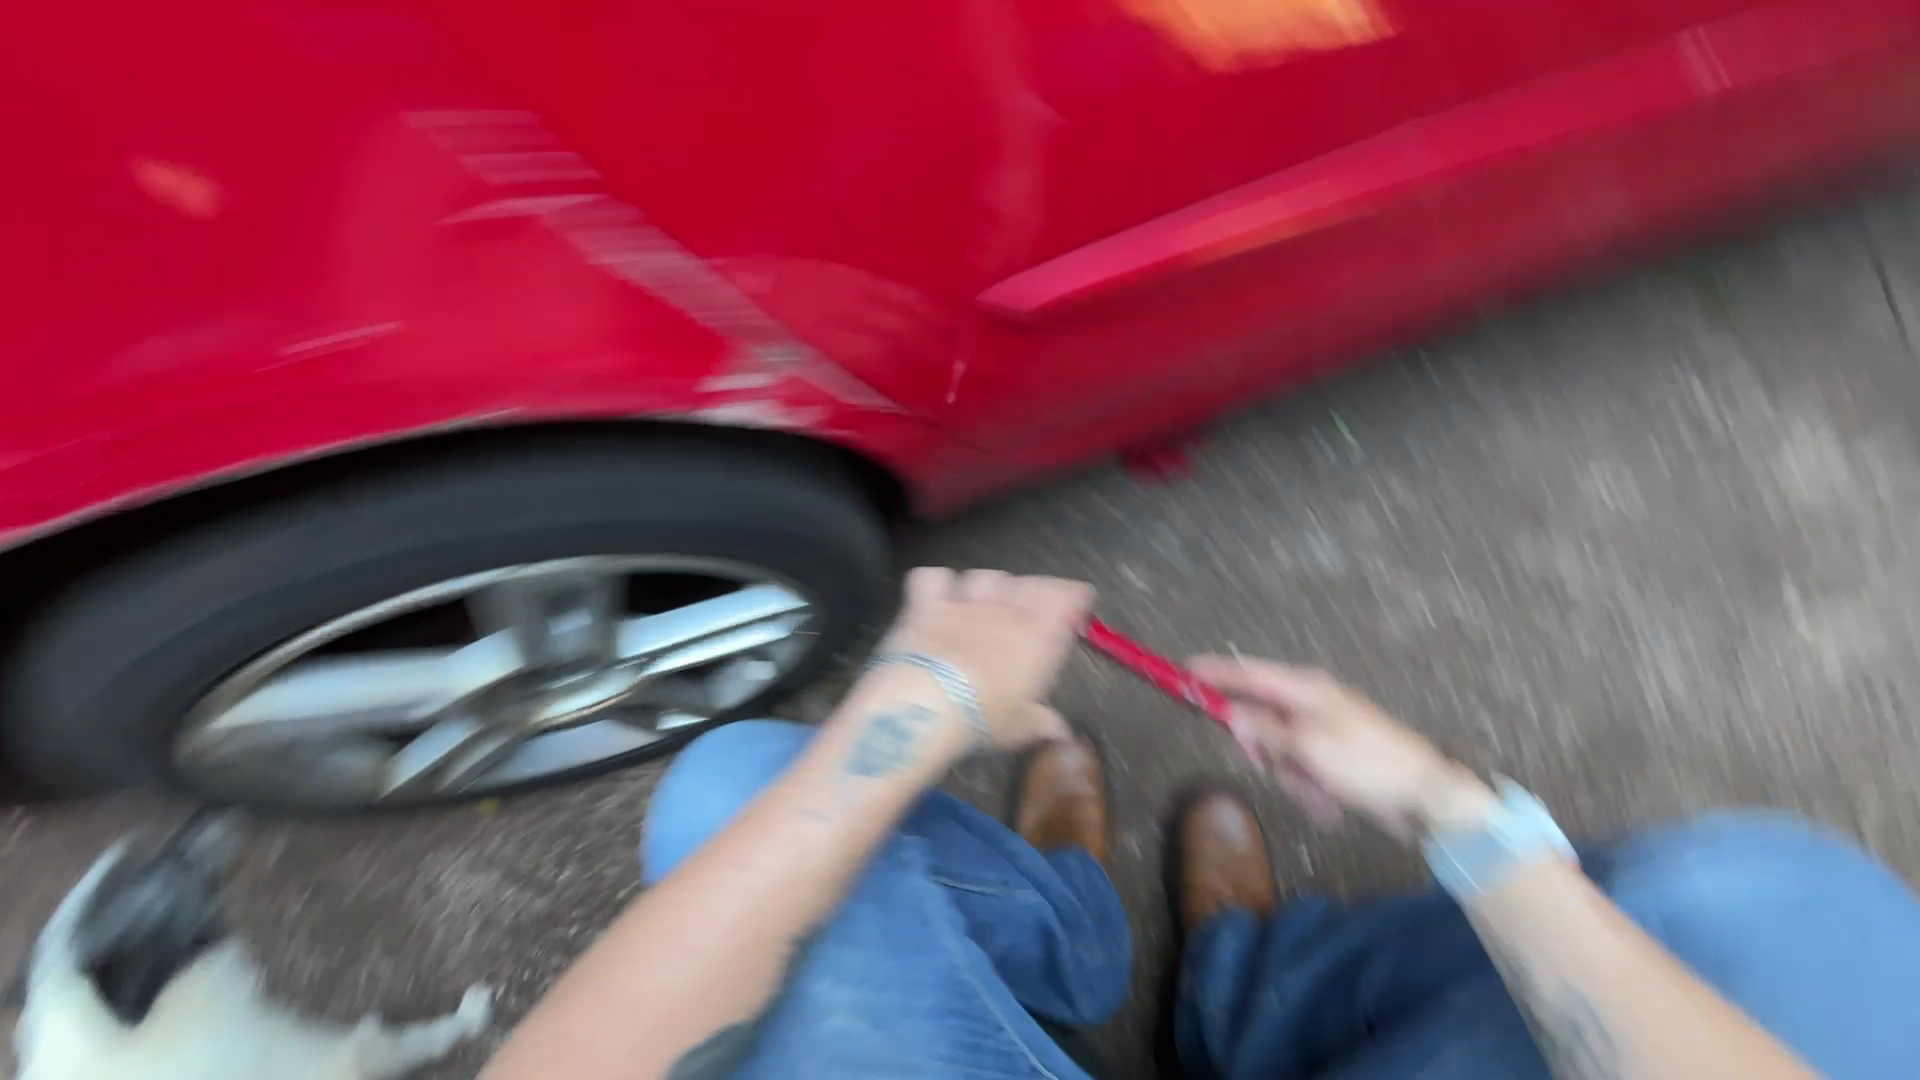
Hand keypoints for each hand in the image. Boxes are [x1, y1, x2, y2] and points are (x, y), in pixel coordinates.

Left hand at [867, 567, 1094, 751]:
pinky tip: (940, 594)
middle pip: (1031, 583)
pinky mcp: (928, 603)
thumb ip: (1041, 723)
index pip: (1068, 596)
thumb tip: (1061, 733)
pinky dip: (938, 583)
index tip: (1076, 601)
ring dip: (991, 585)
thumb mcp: (1019, 727)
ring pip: (987, 576)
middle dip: (1038, 589)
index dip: (1073, 595)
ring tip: (990, 599)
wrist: (929, 702)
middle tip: (1037, 603)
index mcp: (1039, 635)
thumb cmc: (984, 715)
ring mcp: (966, 602)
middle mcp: (1007, 610)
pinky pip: (934, 577)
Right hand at [1188, 657, 1494, 838]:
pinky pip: (1299, 767)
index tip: (1183, 671)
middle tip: (1272, 767)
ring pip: (1276, 749)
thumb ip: (1264, 730)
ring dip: (1289, 776)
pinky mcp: (1331, 756)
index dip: (1215, 673)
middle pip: (1257, 717)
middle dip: (1262, 749)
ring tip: (1316, 794)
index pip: (1247, 673)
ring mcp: (1321, 730)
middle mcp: (1309, 703)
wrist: (1427, 799)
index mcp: (1304, 689)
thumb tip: (1232, 714)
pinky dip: (1307, 786)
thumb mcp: (1308, 748)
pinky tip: (1327, 805)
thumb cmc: (1367, 763)